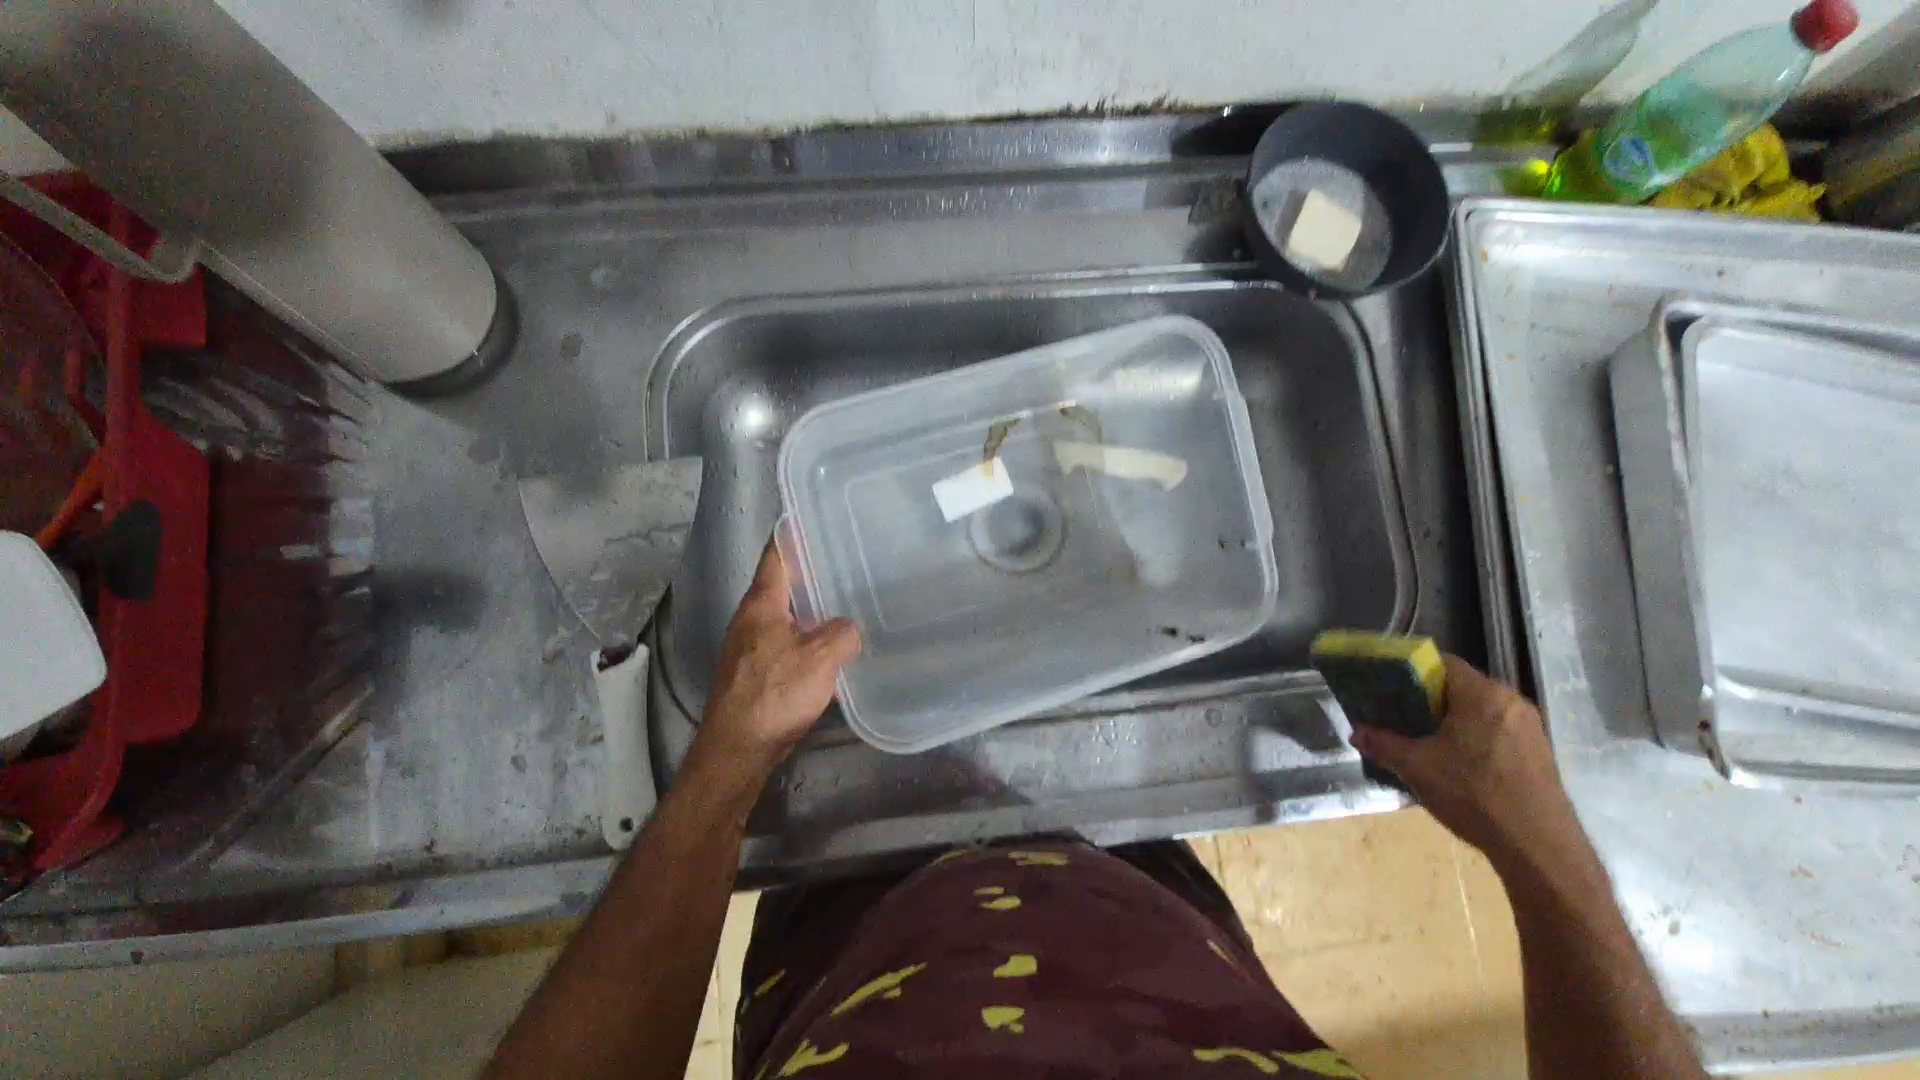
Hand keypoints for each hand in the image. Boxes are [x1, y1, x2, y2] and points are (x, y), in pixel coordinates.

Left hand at [693, 535, 860, 782]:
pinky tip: (832, 648)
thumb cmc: (775, 693)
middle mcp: (750, 619)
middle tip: (848, 560)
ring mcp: (750, 647)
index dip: (792, 533)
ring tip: (848, 601)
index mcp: (761, 603)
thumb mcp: (821, 657)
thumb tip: (850, 629)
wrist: (738, 748)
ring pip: (785, 616)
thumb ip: (843, 633)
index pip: (775, 554)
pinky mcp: (756, 672)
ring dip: (811, 608)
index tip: (814, 517)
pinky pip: (787, 642)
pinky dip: (808, 637)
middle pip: (781, 584)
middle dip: (811, 572)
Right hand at [1349, 654, 1580, 867]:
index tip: (1388, 687)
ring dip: (1451, 722)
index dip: (1411, 670)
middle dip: (1428, 699)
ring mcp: (1530, 728)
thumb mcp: (1417, 768)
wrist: (1539, 847)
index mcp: (1482, 694)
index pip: (1442, 662)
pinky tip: (1456, 765)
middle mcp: (1511, 701)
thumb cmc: (1474, 794)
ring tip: (1423, 742)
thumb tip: (1357, 733)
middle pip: (1461, 687)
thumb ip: (1383, 744)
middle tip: (1399, 717)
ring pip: (1480, 712)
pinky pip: (1497, 732)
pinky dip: (1473, 739)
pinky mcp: (1539, 753)